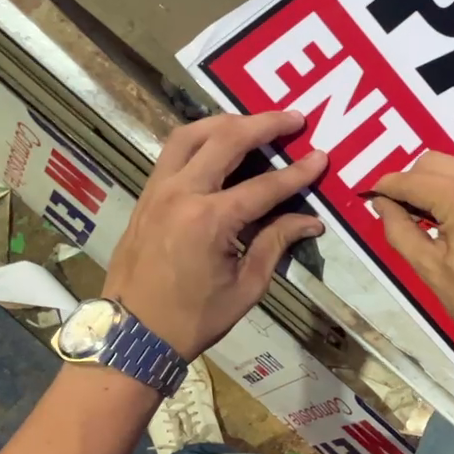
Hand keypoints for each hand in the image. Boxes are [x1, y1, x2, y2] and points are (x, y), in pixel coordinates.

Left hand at [105, 111, 325, 358]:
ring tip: (255, 122)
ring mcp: (158, 191)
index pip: (265, 186)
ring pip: (191, 135)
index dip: (298, 172)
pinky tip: (220, 143)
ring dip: (226, 122)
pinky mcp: (146, 195)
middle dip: (264, 124)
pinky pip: (173, 152)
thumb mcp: (246, 287)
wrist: (132, 335)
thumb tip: (310, 221)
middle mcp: (181, 194)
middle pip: (226, 140)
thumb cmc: (194, 319)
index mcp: (209, 220)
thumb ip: (276, 244)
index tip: (321, 157)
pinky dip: (200, 139)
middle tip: (294, 118)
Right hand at [370, 152, 453, 348]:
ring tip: (449, 220)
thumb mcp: (430, 270)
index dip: (388, 186)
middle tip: (411, 212)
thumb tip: (382, 202)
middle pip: (439, 163)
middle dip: (417, 181)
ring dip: (451, 186)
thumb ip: (400, 230)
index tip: (376, 196)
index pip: (413, 179)